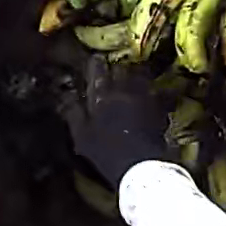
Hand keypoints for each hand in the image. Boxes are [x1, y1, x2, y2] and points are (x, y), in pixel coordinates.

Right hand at [61, 59, 168, 186]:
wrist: (139, 165)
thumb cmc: (106, 152)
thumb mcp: (82, 135)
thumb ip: (73, 112)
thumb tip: (65, 95)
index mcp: (102, 95)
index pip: (97, 71)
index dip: (96, 64)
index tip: (95, 60)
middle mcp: (124, 91)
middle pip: (122, 69)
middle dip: (118, 66)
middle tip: (115, 67)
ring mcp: (144, 97)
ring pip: (141, 76)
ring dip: (137, 74)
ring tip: (135, 75)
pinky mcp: (160, 108)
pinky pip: (157, 92)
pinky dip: (153, 91)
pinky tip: (152, 95)